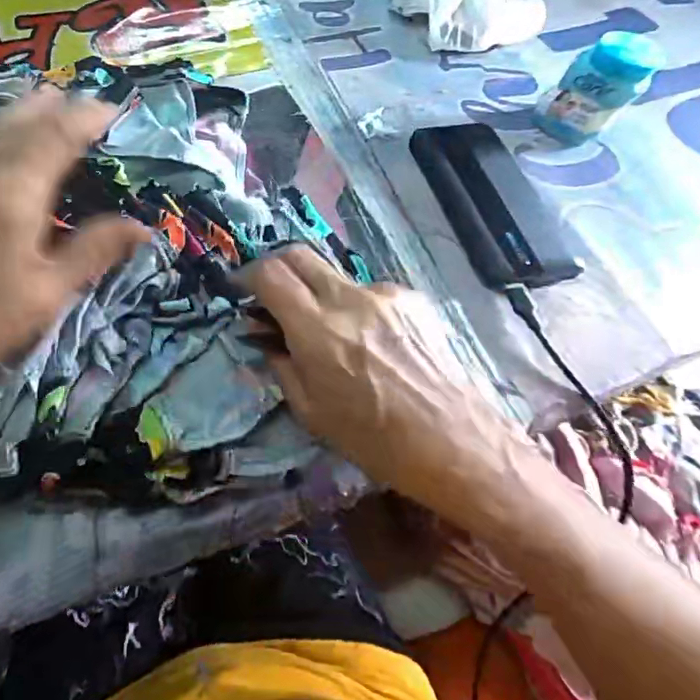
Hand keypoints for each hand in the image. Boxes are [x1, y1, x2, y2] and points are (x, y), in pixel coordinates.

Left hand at [0, 89, 150, 471]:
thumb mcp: (45, 295)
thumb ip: (92, 252)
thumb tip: (142, 226)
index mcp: (16, 193)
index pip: (60, 135)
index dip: (89, 115)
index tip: (112, 108)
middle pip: (22, 121)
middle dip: (57, 106)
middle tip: (82, 102)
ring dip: (15, 106)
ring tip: (38, 95)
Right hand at [240, 247, 533, 529]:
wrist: (457, 444)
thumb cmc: (374, 440)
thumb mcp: (310, 410)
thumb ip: (280, 363)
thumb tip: (263, 336)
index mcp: (317, 331)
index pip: (270, 274)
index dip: (247, 275)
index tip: (241, 289)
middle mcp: (349, 301)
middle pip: (298, 254)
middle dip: (276, 267)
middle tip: (272, 293)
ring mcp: (384, 295)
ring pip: (334, 275)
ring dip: (319, 293)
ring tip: (331, 332)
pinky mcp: (412, 299)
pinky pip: (369, 293)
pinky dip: (357, 309)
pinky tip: (371, 342)